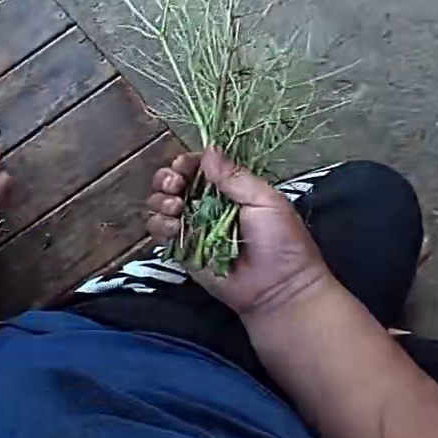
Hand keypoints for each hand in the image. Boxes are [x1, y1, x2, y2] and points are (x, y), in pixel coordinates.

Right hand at [145, 150, 336, 321]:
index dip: (186, 163)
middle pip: (171, 182)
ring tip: (176, 207)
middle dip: (166, 179)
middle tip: (175, 186)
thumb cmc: (280, 242)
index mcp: (226, 189)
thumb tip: (208, 150)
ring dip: (161, 200)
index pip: (196, 167)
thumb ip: (234, 177)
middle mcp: (203, 204)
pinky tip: (175, 228)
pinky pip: (157, 230)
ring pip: (158, 203)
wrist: (277, 288)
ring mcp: (189, 226)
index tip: (184, 166)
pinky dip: (160, 225)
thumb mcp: (266, 201)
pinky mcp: (179, 248)